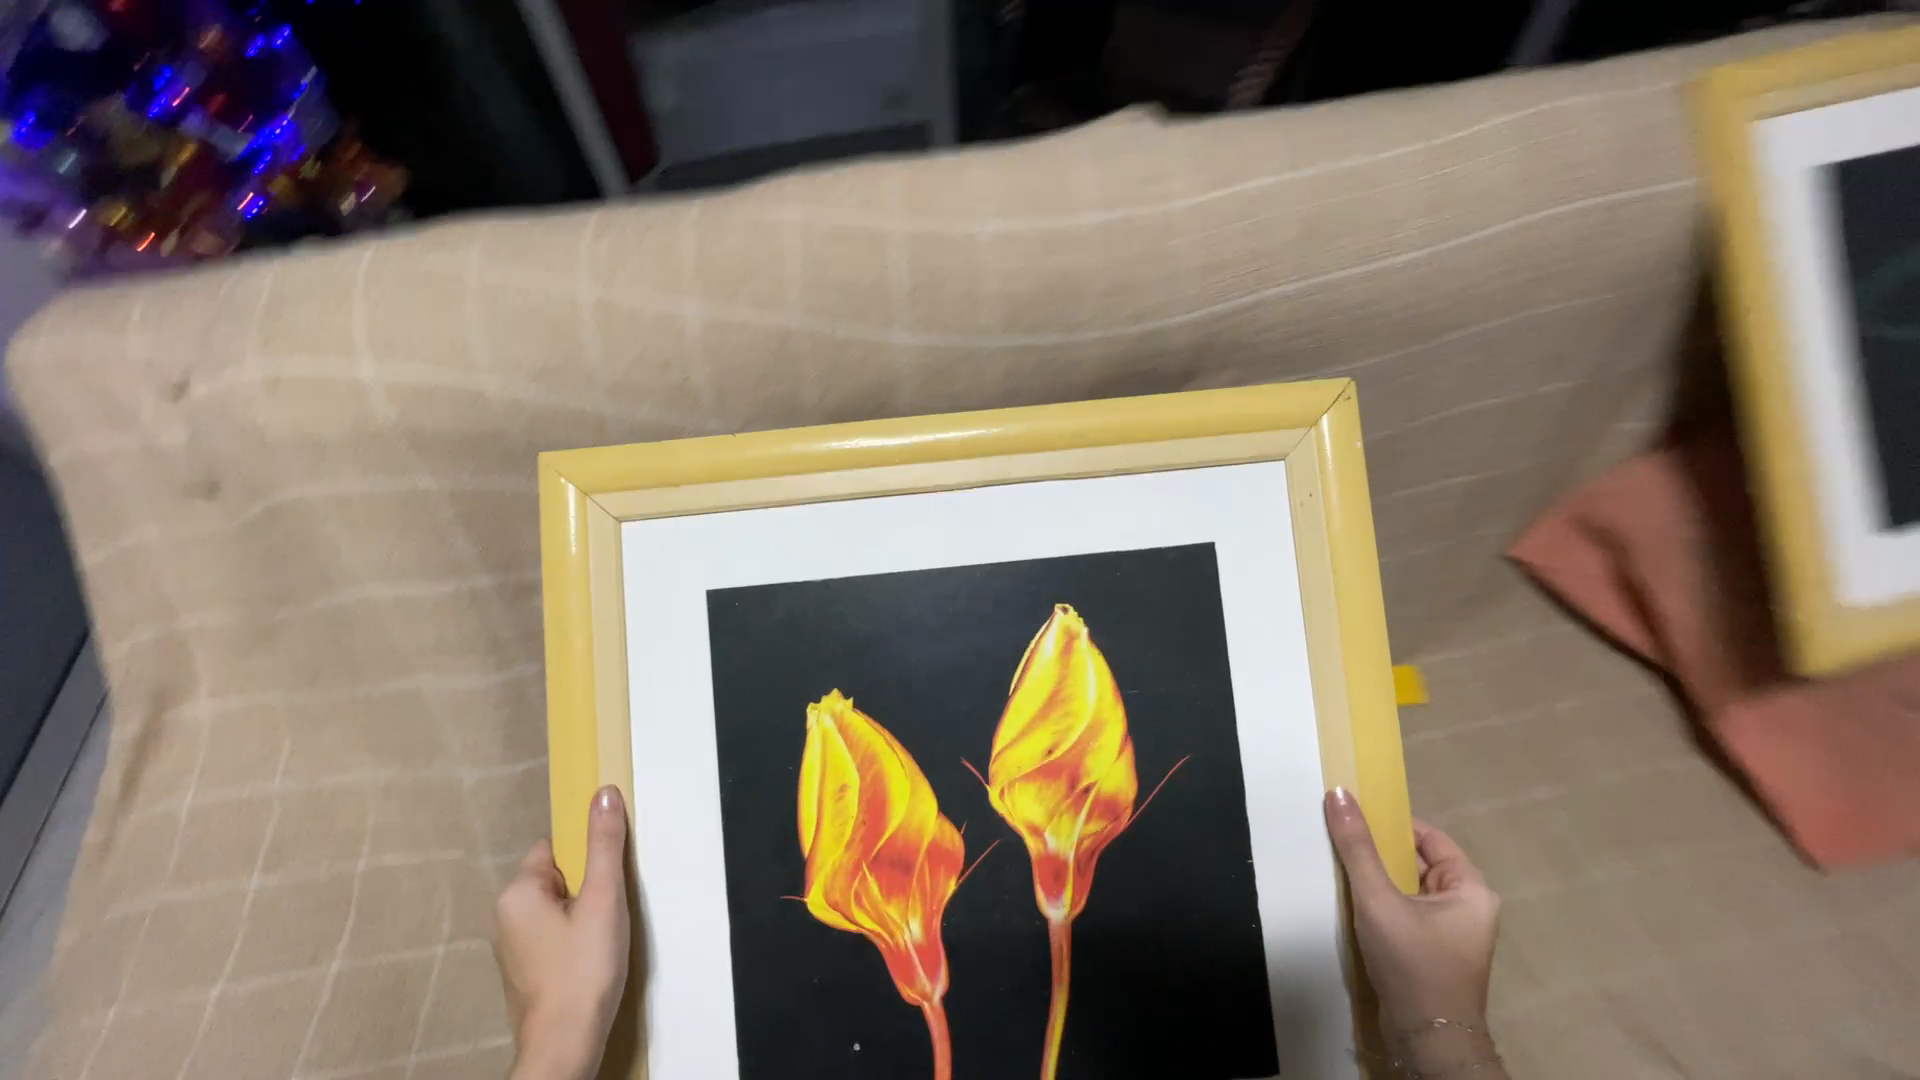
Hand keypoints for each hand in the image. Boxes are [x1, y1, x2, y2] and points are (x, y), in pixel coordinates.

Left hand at [495, 786, 630, 1079]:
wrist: (565, 1046)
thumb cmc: (584, 968)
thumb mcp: (603, 898)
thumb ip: (604, 843)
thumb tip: (603, 791)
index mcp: (517, 893)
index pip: (555, 847)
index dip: (587, 855)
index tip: (610, 874)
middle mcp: (505, 915)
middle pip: (557, 875)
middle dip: (589, 884)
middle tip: (614, 905)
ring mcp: (512, 947)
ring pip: (558, 905)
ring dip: (585, 910)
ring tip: (607, 933)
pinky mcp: (525, 970)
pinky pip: (553, 932)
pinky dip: (576, 935)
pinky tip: (594, 955)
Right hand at [1325, 788, 1502, 1072]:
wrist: (1426, 1040)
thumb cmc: (1413, 963)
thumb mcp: (1378, 900)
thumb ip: (1357, 847)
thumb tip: (1338, 794)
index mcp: (1471, 889)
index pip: (1429, 837)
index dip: (1392, 823)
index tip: (1354, 815)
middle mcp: (1468, 905)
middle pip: (1417, 860)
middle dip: (1379, 850)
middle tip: (1340, 837)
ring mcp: (1452, 930)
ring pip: (1408, 886)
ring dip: (1377, 876)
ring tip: (1340, 865)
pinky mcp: (1433, 949)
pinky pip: (1405, 909)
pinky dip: (1380, 900)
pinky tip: (1352, 899)